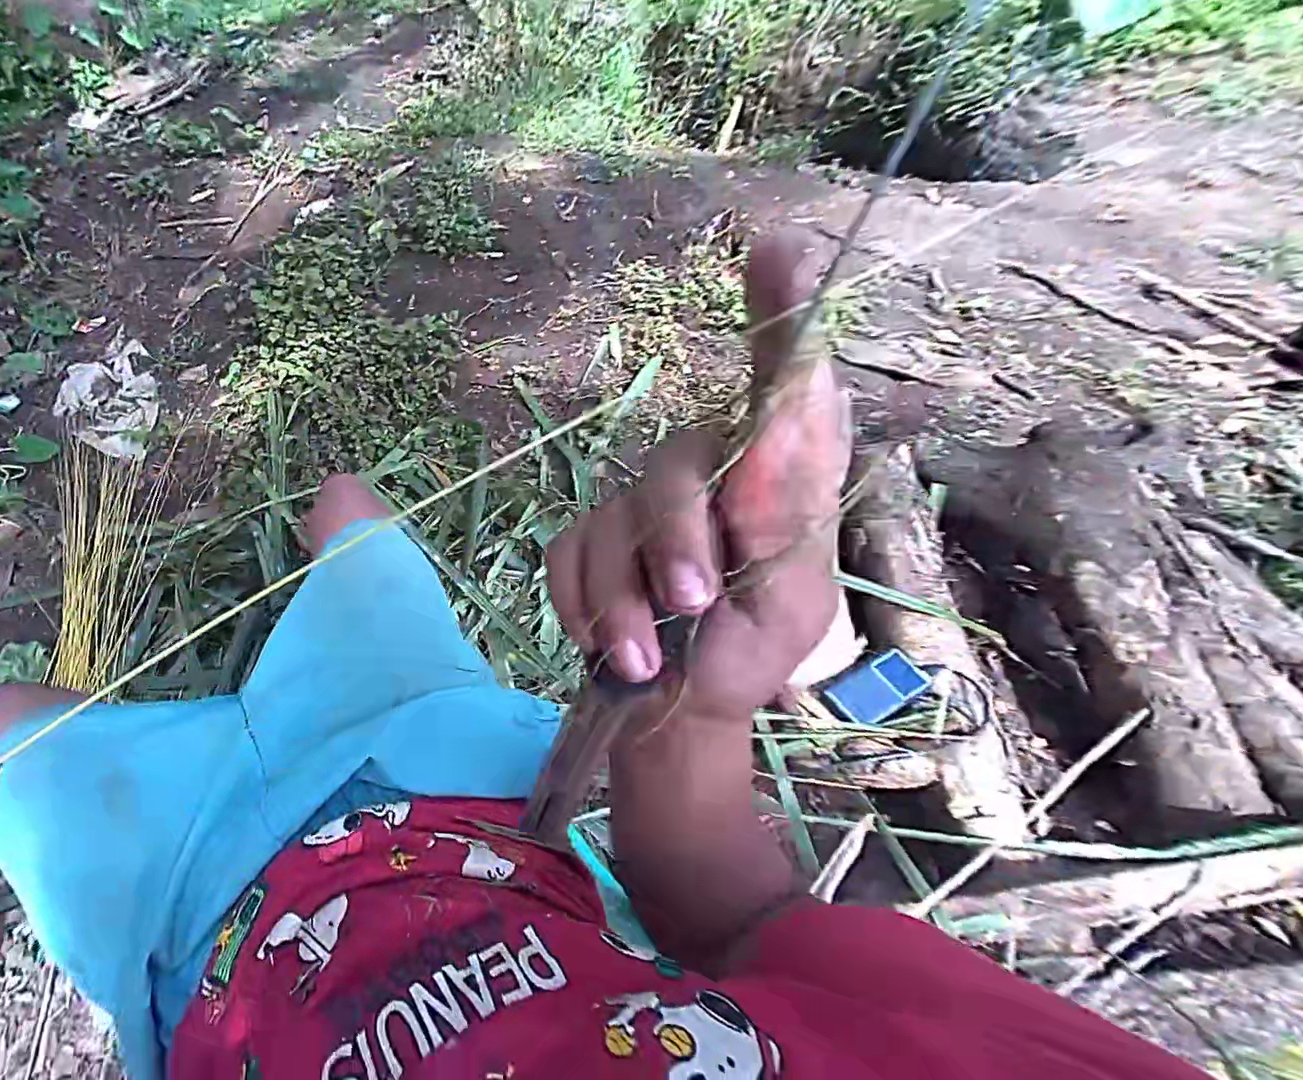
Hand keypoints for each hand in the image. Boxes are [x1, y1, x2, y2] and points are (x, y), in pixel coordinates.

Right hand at [547, 230, 851, 717]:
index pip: (776, 388)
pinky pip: (567, 555)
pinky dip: (584, 604)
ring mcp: (629, 511)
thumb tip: (795, 410)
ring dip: (625, 597)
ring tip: (646, 658)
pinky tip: (607, 642)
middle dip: (679, 541)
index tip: (776, 247)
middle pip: (673, 471)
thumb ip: (788, 516)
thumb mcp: (791, 603)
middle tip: (692, 604)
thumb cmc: (746, 656)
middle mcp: (697, 480)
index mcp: (767, 486)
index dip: (778, 318)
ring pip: (612, 525)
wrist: (674, 707)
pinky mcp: (581, 542)